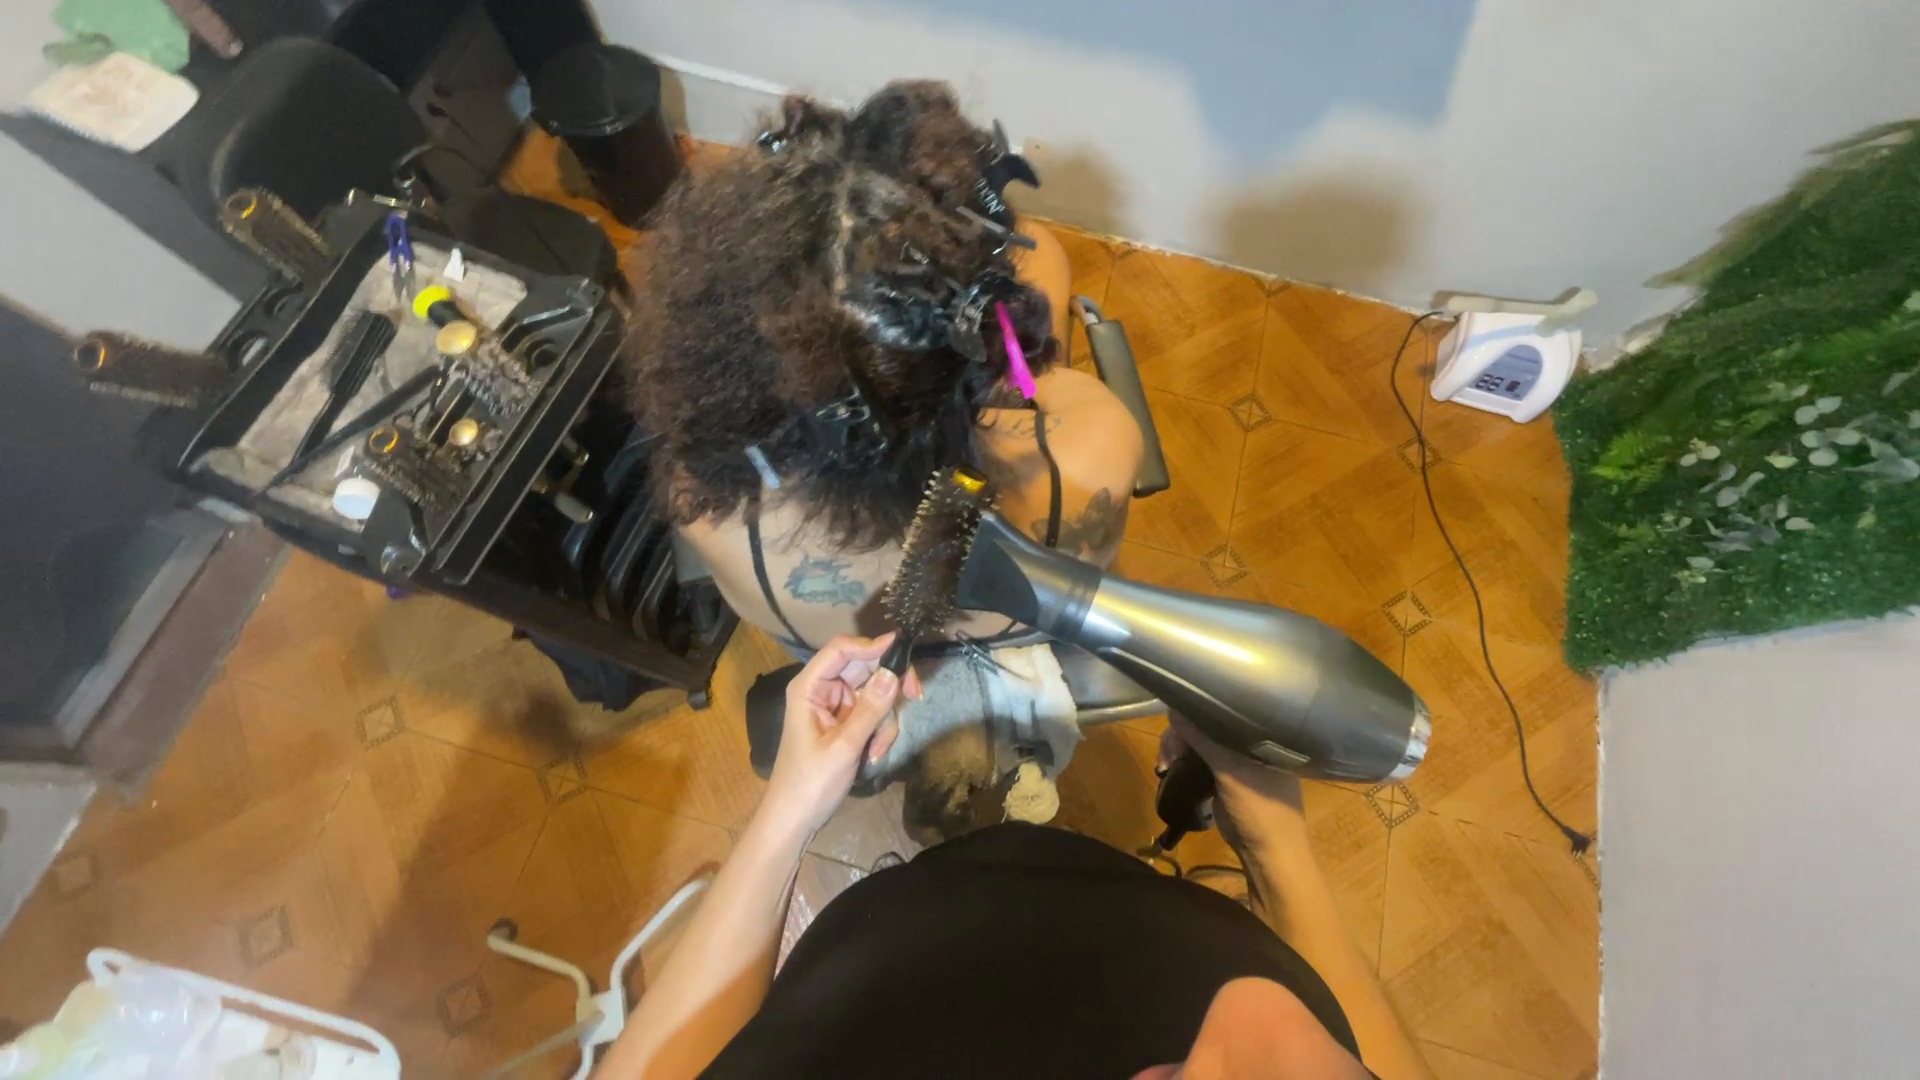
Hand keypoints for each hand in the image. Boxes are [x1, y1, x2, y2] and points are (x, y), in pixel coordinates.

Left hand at [764, 634, 919, 833]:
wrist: (795, 820)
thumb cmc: (810, 783)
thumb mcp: (844, 746)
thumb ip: (870, 709)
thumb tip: (894, 672)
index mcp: (810, 687)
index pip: (841, 650)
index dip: (871, 645)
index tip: (902, 649)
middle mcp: (823, 689)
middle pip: (865, 667)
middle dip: (889, 685)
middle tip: (916, 695)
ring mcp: (837, 706)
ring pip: (875, 692)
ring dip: (885, 717)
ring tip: (878, 748)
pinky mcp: (847, 723)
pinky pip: (874, 713)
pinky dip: (881, 730)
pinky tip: (875, 754)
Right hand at [1158, 714, 1305, 860]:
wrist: (1267, 855)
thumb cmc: (1259, 810)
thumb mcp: (1231, 771)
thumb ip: (1203, 740)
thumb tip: (1174, 710)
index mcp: (1260, 735)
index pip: (1221, 712)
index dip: (1195, 715)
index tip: (1175, 730)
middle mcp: (1248, 744)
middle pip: (1205, 727)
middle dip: (1181, 738)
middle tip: (1167, 756)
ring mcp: (1236, 761)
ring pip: (1199, 744)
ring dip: (1177, 751)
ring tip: (1165, 766)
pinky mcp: (1224, 778)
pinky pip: (1198, 761)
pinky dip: (1183, 763)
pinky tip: (1169, 769)